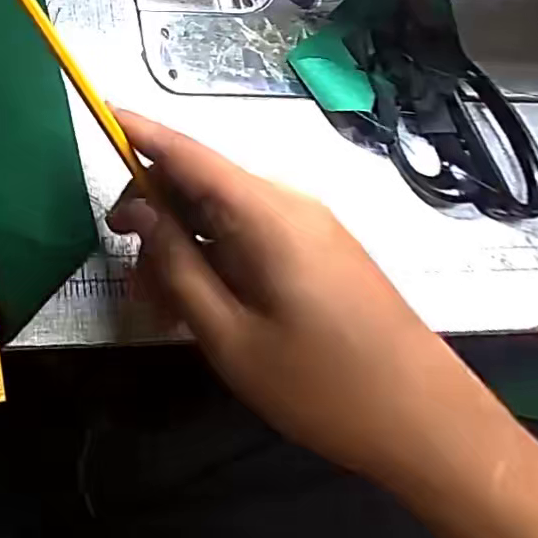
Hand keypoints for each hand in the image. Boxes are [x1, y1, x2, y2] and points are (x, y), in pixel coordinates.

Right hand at [105, 110, 454, 478]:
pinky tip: (199, 299)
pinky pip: (247, 231)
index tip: (103, 111)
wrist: (434, 426)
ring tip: (158, 300)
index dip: (141, 130)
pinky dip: (213, 253)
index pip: (188, 153)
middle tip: (125, 259)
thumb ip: (177, 264)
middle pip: (200, 182)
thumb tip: (141, 211)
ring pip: (220, 211)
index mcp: (265, 213)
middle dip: (154, 212)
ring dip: (182, 243)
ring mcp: (304, 221)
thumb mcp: (231, 336)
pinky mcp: (314, 243)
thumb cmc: (326, 385)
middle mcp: (285, 201)